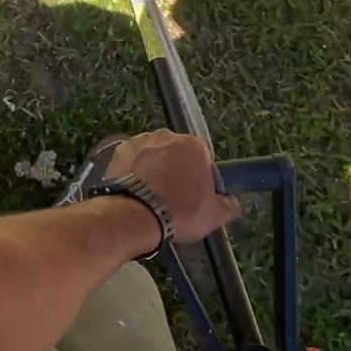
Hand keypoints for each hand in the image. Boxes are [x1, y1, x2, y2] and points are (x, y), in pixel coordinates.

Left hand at [105, 130, 239, 242]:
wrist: (135, 213)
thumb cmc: (180, 211)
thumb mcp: (215, 215)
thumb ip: (228, 204)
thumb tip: (231, 201)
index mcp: (193, 145)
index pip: (203, 156)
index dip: (201, 175)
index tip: (197, 192)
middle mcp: (166, 135)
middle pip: (177, 152)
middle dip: (177, 167)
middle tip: (174, 194)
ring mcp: (140, 140)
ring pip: (154, 153)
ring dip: (155, 167)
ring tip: (153, 193)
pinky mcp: (120, 149)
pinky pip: (134, 158)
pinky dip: (136, 169)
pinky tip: (137, 188)